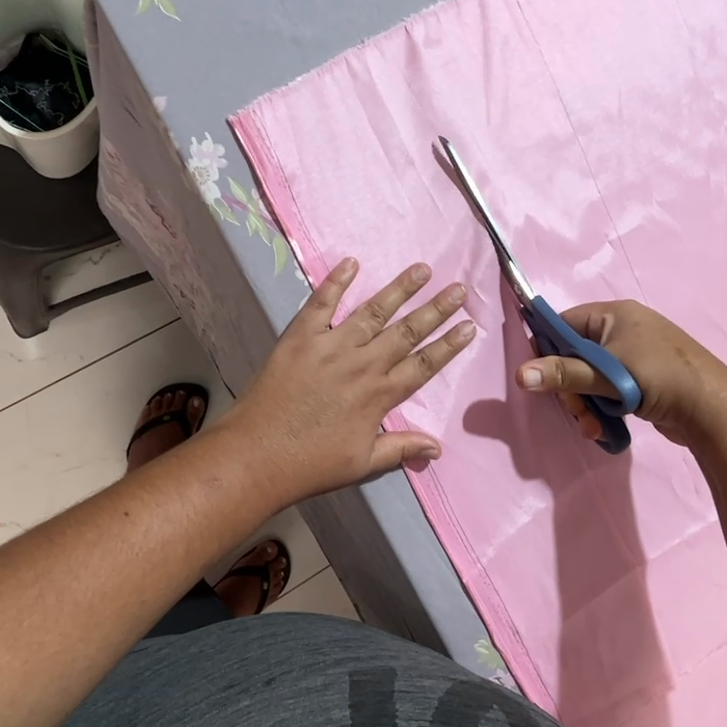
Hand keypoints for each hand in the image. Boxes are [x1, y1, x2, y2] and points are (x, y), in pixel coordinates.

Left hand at [221, 258, 476, 501]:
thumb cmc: (311, 464)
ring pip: (373, 311)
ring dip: (399, 289)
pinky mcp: (300, 337)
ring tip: (422, 269)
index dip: (449, 345)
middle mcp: (362, 365)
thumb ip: (400, 449)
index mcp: (379, 395)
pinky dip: (336, 282)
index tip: (470, 326)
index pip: (423, 364)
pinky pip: (321, 304)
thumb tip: (437, 447)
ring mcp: (331, 347)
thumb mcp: (362, 463)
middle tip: (458, 288)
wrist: (257, 455)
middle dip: (436, 309)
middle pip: (407, 331)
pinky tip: (351, 263)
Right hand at [513, 300, 726, 449]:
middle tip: (578, 411)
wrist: (713, 410)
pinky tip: (605, 428)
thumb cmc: (659, 379)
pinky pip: (609, 390)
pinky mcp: (643, 380)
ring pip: (590, 378)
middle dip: (571, 389)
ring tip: (594, 426)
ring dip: (586, 405)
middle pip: (575, 356)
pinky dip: (603, 409)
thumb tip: (520, 374)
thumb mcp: (606, 375)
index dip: (548, 351)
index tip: (544, 379)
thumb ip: (563, 374)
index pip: (564, 324)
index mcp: (615, 314)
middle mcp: (624, 329)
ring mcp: (635, 355)